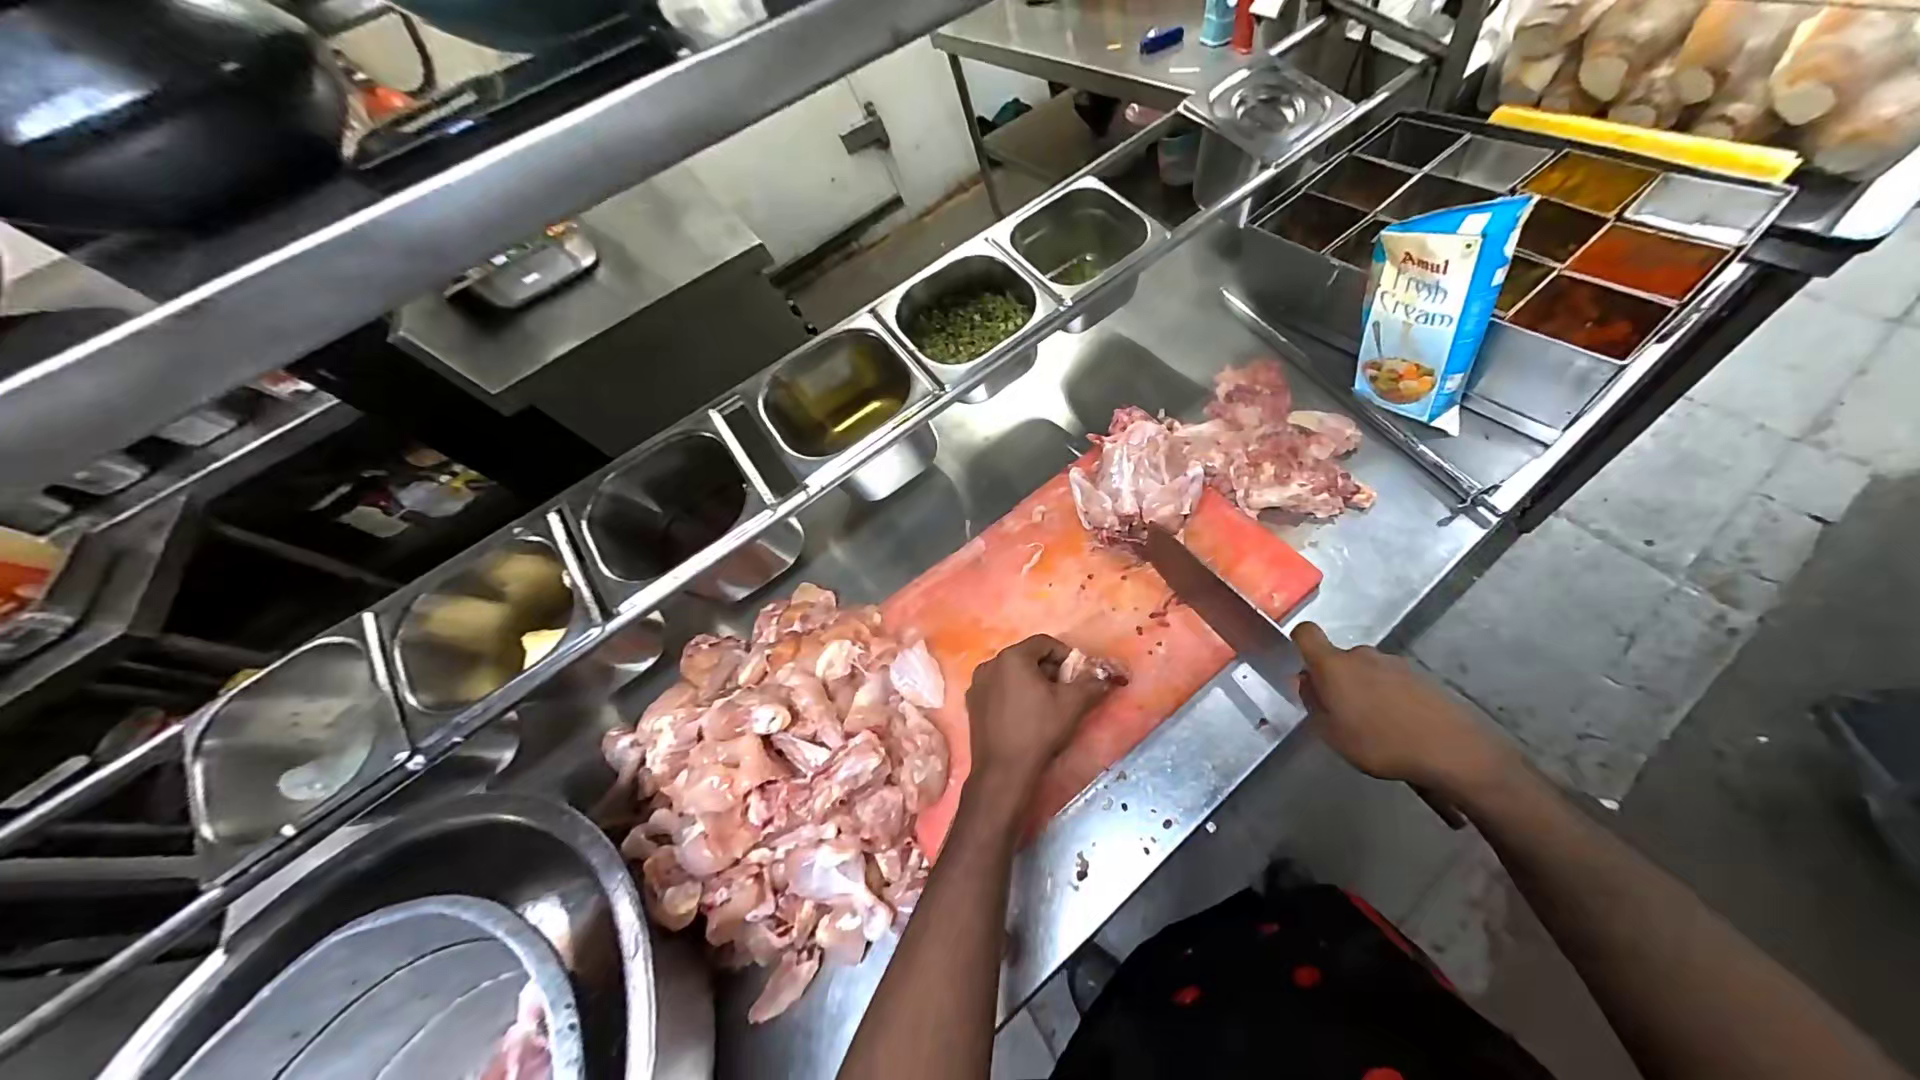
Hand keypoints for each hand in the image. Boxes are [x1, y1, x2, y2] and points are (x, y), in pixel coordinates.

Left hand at [964, 635, 1111, 792]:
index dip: (1066, 655)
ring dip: (1031, 682)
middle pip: (1027, 657)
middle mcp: (990, 664)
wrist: (1003, 769)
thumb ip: (1093, 683)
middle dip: (1049, 670)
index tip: (1077, 675)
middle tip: (1065, 691)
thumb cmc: (1039, 730)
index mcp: (1012, 657)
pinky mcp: (971, 704)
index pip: (1044, 643)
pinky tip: (1025, 716)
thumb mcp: (1073, 704)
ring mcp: (977, 684)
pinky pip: (998, 689)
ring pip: (1011, 673)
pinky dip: (1013, 694)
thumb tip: (1107, 674)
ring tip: (1047, 705)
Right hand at [1293, 622, 1518, 798]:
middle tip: (1342, 713)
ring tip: (1377, 726)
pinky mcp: (1424, 677)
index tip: (1304, 668)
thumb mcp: (1331, 733)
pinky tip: (1402, 728)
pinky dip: (1391, 698)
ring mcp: (1397, 664)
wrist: (1456, 751)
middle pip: (1340, 659)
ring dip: (1365, 690)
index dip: (1300, 643)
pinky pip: (1394, 682)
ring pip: (1368, 671)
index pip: (1306, 633)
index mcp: (1334, 665)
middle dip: (1337, 680)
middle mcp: (1364, 655)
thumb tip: (1307, 681)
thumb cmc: (1380, 742)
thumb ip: (1312, 702)